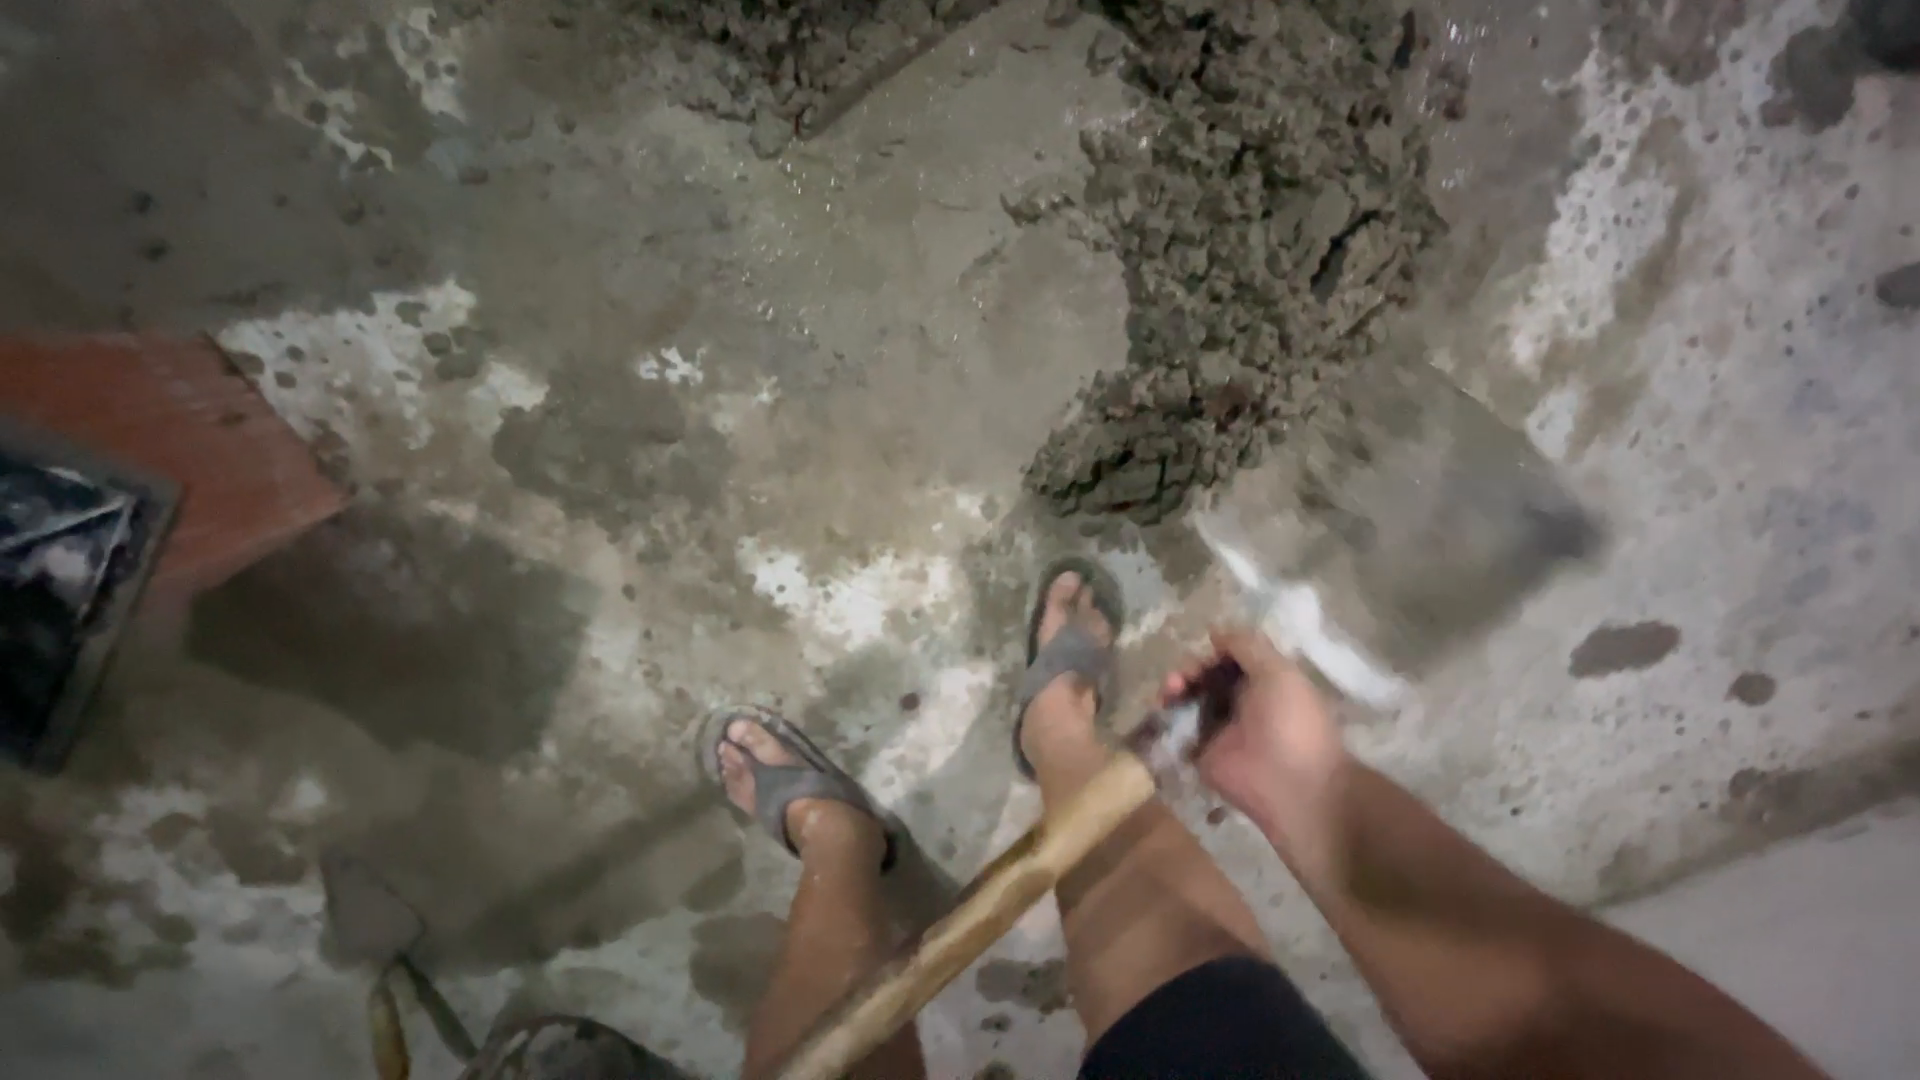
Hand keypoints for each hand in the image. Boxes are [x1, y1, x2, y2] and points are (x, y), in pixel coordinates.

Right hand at [1162, 627, 1348, 832]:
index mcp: (1263, 682)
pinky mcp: (1202, 752)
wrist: (1294, 784)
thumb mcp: (1278, 671)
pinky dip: (1166, 717)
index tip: (1206, 654)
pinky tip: (1161, 711)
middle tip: (1179, 678)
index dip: (1213, 652)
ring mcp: (1219, 728)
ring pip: (1188, 698)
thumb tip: (1214, 632)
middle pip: (1204, 675)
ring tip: (1168, 692)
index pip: (1229, 657)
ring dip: (1174, 688)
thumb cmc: (1292, 722)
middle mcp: (1240, 702)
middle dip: (1188, 669)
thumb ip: (1247, 646)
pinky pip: (1178, 729)